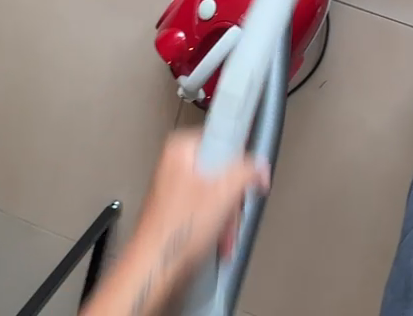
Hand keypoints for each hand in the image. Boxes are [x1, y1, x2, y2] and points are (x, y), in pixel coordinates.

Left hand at [82, 132, 268, 315]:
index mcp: (180, 148)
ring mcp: (172, 190)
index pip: (222, 140)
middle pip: (220, 171)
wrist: (152, 271)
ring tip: (226, 234)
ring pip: (214, 194)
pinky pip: (203, 211)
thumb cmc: (177, 230)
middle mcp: (173, 165)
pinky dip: (214, 225)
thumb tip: (260, 166)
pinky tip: (218, 241)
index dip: (239, 161)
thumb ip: (248, 171)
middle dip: (232, 198)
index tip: (247, 176)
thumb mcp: (224, 191)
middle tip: (234, 211)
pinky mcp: (173, 213)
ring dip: (226, 216)